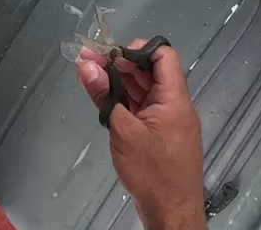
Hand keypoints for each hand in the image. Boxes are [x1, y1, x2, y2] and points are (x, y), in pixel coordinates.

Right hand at [78, 40, 206, 229]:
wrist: (171, 216)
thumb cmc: (152, 173)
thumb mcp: (123, 131)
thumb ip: (103, 95)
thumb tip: (85, 65)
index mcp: (174, 101)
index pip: (163, 56)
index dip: (137, 48)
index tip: (110, 53)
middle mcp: (175, 106)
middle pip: (149, 70)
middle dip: (118, 62)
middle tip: (88, 61)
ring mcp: (168, 120)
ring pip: (143, 88)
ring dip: (118, 79)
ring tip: (89, 75)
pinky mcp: (161, 134)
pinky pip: (142, 105)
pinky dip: (123, 97)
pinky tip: (102, 96)